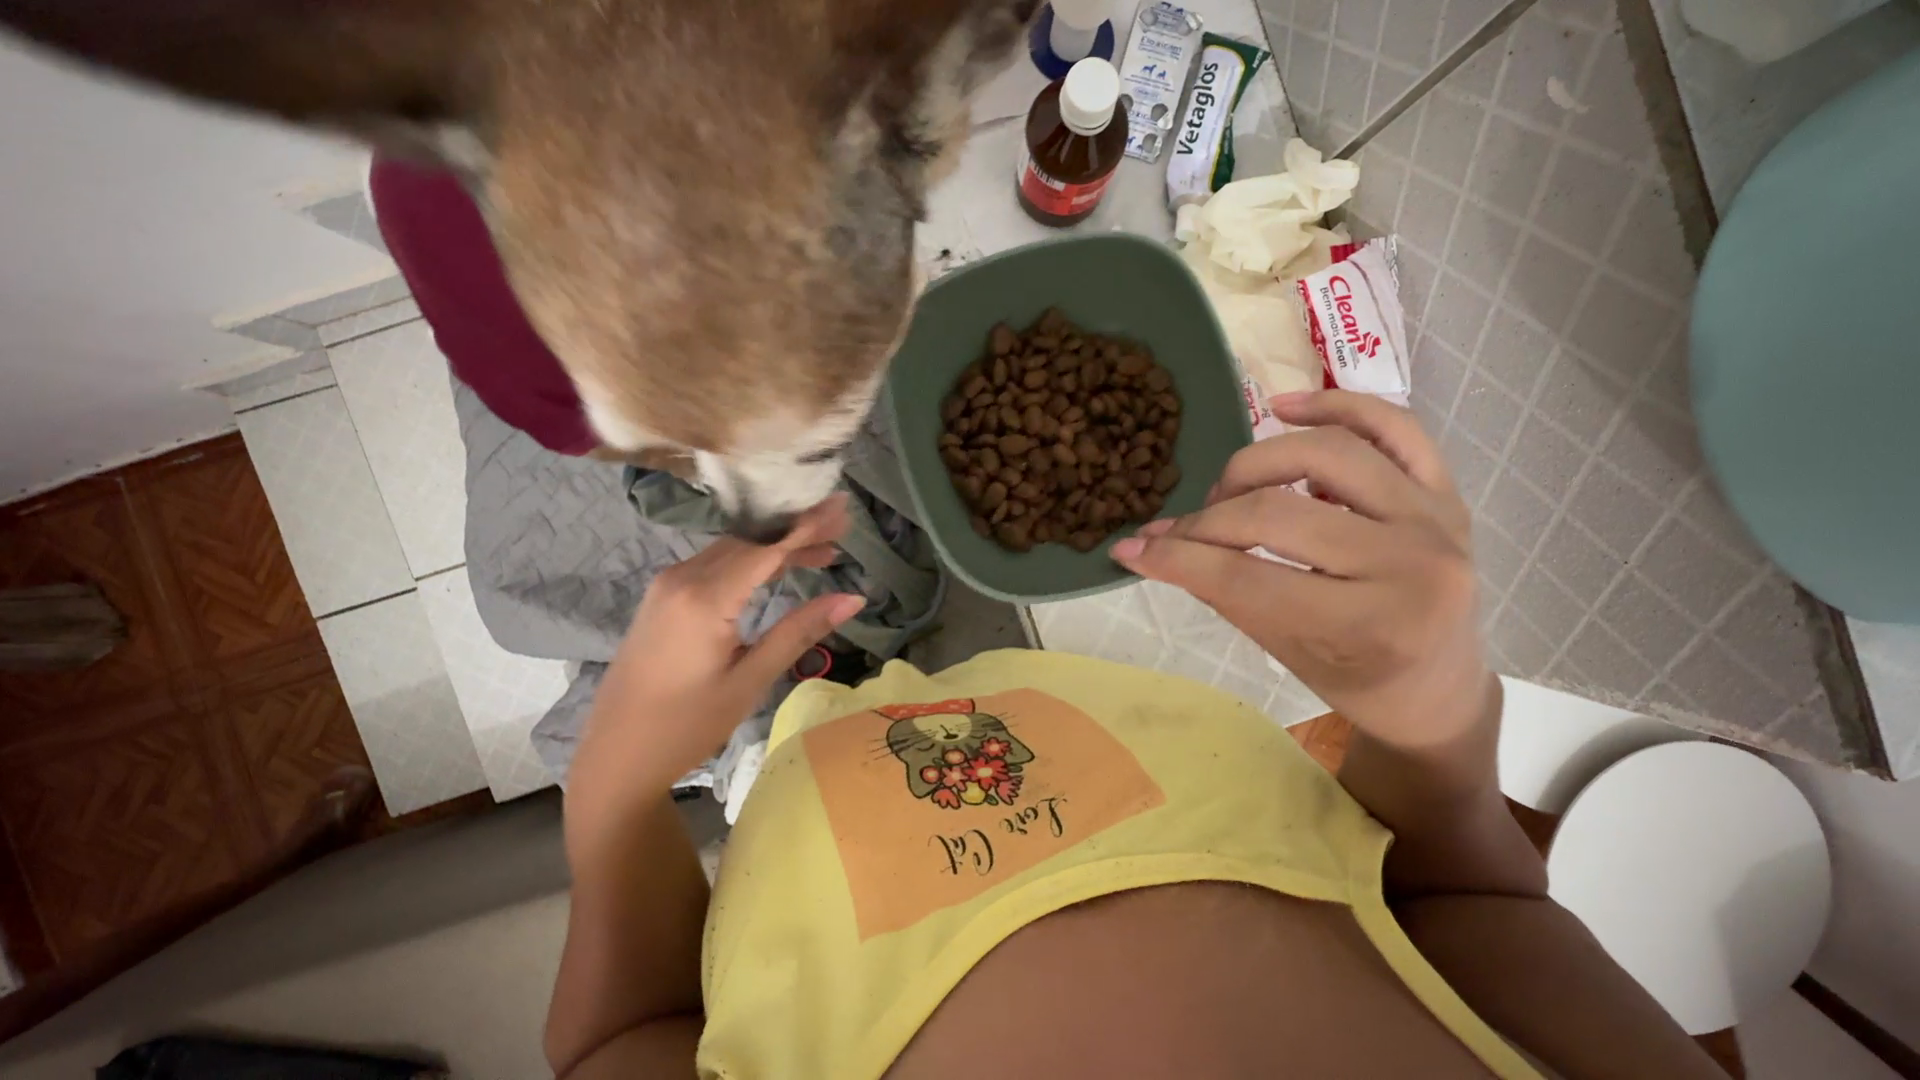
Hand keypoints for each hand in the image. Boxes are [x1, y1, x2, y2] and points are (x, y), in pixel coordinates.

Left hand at [568, 495, 865, 816]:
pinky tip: (776, 568)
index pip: (766, 548)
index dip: (807, 525)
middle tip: (842, 525)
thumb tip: (853, 598)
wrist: (617, 757)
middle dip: (795, 530)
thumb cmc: (687, 727)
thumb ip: (799, 631)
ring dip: (774, 546)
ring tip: (823, 550)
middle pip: (748, 541)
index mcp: (704, 598)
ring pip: (730, 551)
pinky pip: (713, 566)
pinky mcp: (662, 599)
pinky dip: (749, 562)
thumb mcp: (750, 681)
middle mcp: (682, 578)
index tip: (842, 506)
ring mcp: (667, 586)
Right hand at [1110, 390, 1494, 751]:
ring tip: (1227, 489)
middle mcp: (1411, 563)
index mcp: (1371, 625)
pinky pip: (1394, 426)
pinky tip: (1284, 407)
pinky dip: (1335, 405)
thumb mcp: (1282, 651)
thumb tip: (1145, 546)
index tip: (1133, 549)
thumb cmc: (1358, 682)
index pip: (1249, 579)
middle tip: (1182, 531)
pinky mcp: (1446, 490)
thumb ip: (1218, 591)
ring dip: (1256, 463)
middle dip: (1209, 521)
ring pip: (1330, 453)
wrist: (1439, 687)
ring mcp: (1434, 519)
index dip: (1179, 560)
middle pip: (1280, 514)